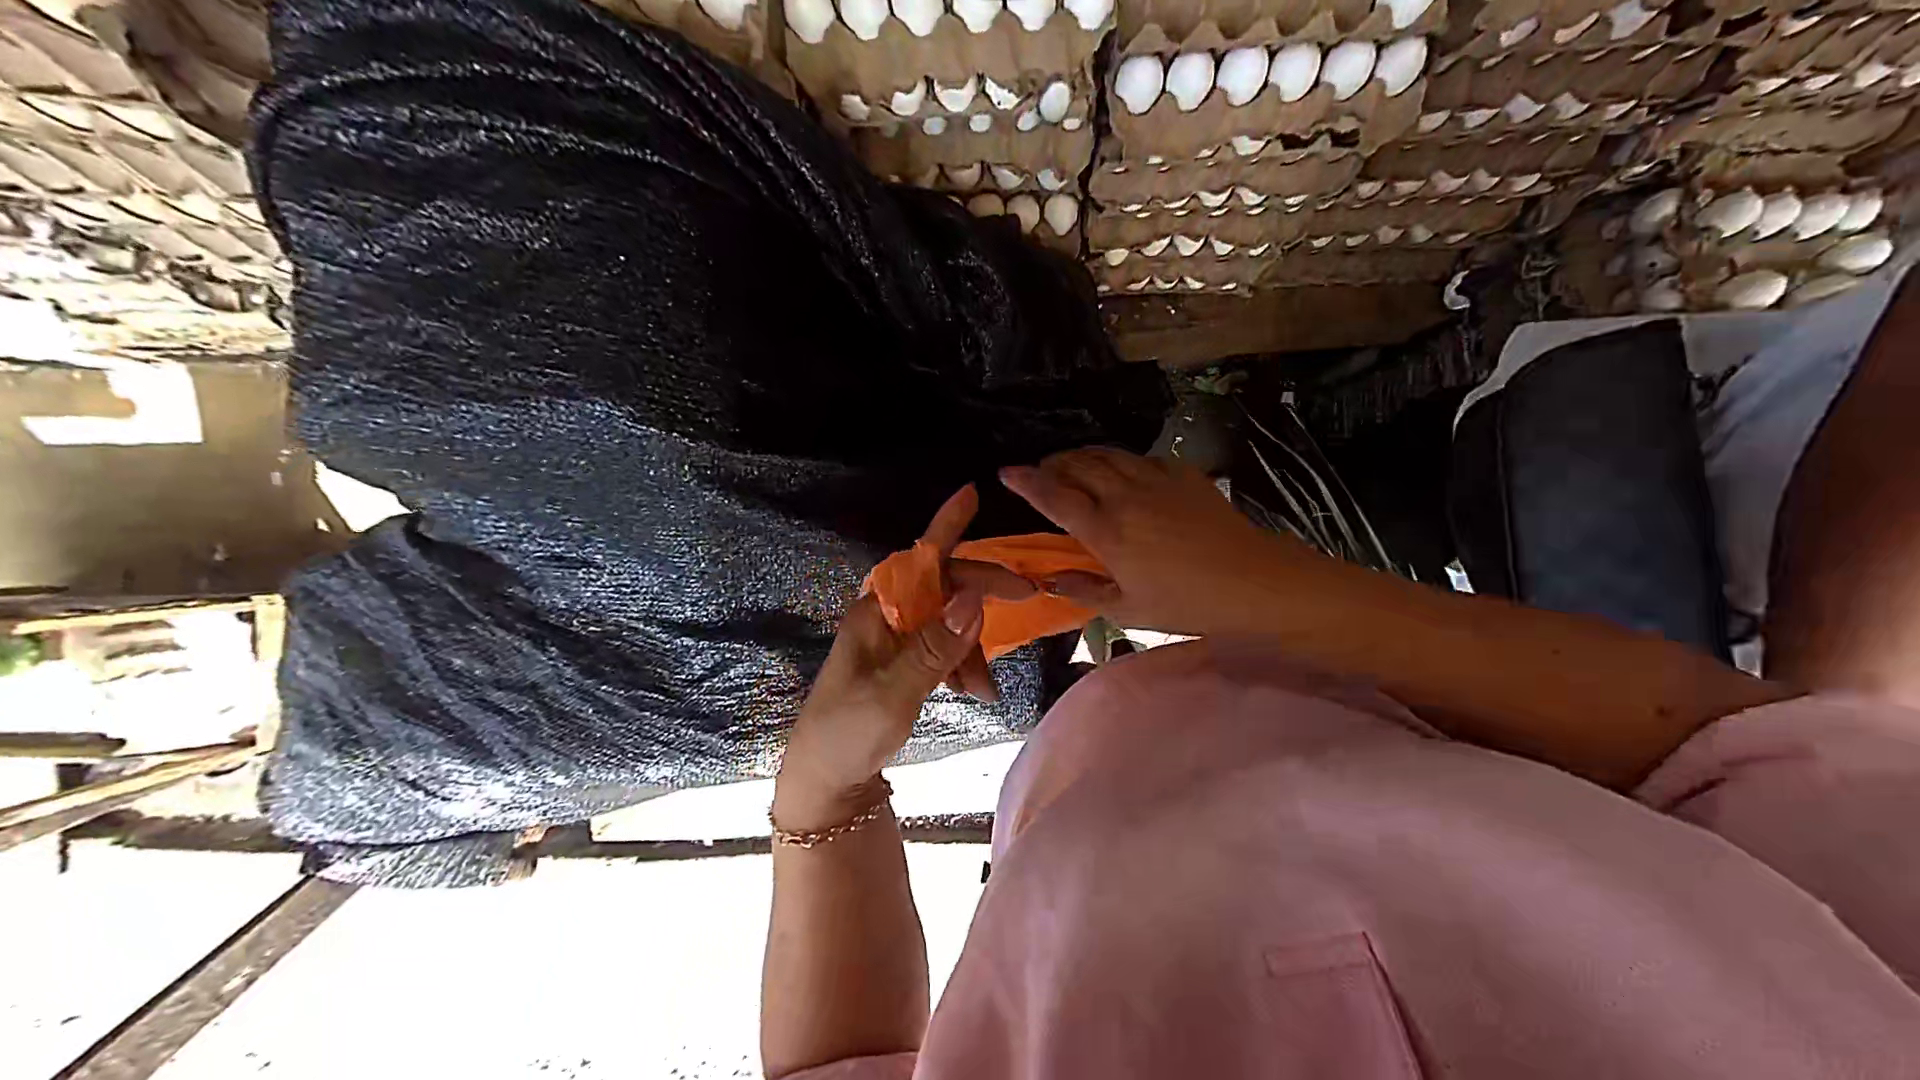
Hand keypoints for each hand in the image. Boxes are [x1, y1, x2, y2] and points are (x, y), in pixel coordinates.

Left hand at [776, 486, 1032, 828]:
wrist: (826, 781)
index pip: (917, 560)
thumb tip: (973, 598)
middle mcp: (886, 617)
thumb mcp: (893, 693)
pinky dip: (964, 665)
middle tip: (1027, 595)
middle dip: (981, 594)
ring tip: (984, 690)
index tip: (972, 494)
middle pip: (943, 586)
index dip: (945, 526)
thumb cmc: (847, 732)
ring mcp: (896, 640)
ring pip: (950, 621)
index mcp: (876, 612)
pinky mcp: (905, 663)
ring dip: (973, 647)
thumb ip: (933, 646)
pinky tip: (974, 691)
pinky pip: (945, 647)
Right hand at [1000, 448, 1317, 635]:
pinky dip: (1119, 459)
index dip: (1026, 482)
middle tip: (1042, 471)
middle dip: (1053, 463)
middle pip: (1078, 465)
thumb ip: (1085, 591)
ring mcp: (1156, 480)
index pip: (1055, 496)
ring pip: (1108, 454)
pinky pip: (1140, 457)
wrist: (1254, 582)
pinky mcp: (1182, 474)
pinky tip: (1122, 471)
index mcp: (1107, 531)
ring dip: (1082, 455)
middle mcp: (1125, 497)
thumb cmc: (1187, 603)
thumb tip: (1052, 580)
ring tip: (1072, 463)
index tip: (1006, 472)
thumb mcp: (1129, 611)